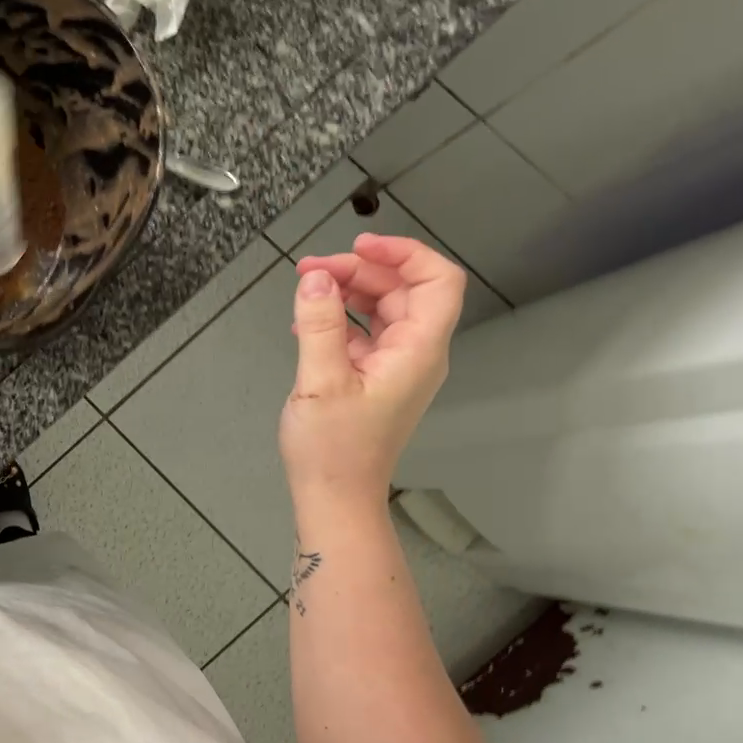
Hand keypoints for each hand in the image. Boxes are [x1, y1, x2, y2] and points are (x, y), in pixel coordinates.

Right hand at [279, 234, 463, 508]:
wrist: (334, 496)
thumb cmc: (332, 446)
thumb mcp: (319, 381)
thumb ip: (319, 325)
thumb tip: (315, 278)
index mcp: (418, 350)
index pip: (436, 281)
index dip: (403, 253)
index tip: (356, 246)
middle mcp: (416, 354)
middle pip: (404, 292)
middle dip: (360, 271)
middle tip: (309, 269)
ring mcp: (396, 369)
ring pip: (383, 311)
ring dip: (348, 293)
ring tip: (306, 288)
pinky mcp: (374, 381)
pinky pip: (365, 336)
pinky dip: (339, 321)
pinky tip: (307, 324)